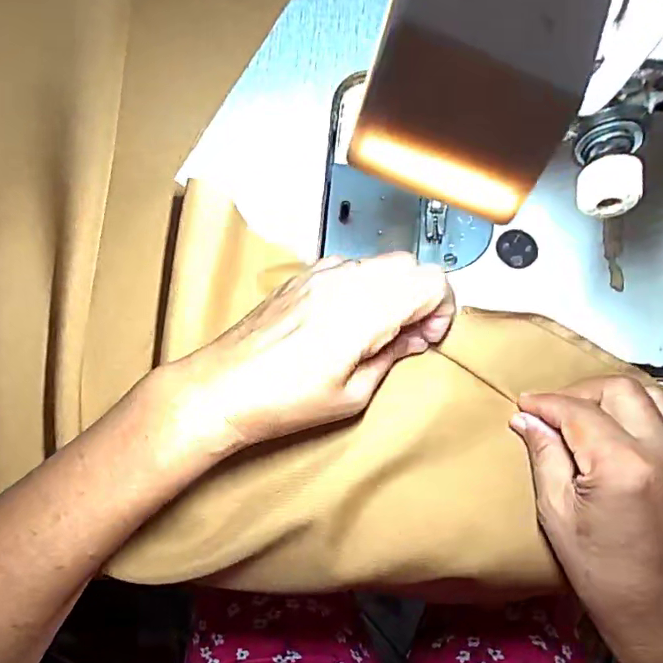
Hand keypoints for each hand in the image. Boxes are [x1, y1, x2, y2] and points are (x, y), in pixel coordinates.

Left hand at [165, 253, 455, 455]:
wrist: (222, 389)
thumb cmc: (276, 398)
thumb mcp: (351, 395)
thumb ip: (390, 358)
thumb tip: (409, 341)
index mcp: (364, 308)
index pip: (433, 281)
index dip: (440, 312)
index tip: (427, 339)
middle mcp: (343, 280)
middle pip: (409, 267)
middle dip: (419, 299)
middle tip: (408, 338)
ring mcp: (318, 275)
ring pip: (377, 264)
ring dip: (390, 292)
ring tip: (376, 334)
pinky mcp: (299, 279)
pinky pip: (346, 269)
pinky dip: (360, 289)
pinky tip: (347, 324)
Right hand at [510, 376, 662, 662]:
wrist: (658, 606)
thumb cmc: (597, 569)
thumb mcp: (556, 514)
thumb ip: (545, 457)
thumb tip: (526, 419)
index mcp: (622, 465)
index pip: (579, 412)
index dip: (545, 403)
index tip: (521, 405)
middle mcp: (661, 451)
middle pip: (619, 390)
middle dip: (578, 392)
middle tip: (548, 410)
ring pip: (649, 395)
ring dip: (608, 396)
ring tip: (577, 414)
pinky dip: (633, 410)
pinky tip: (608, 428)